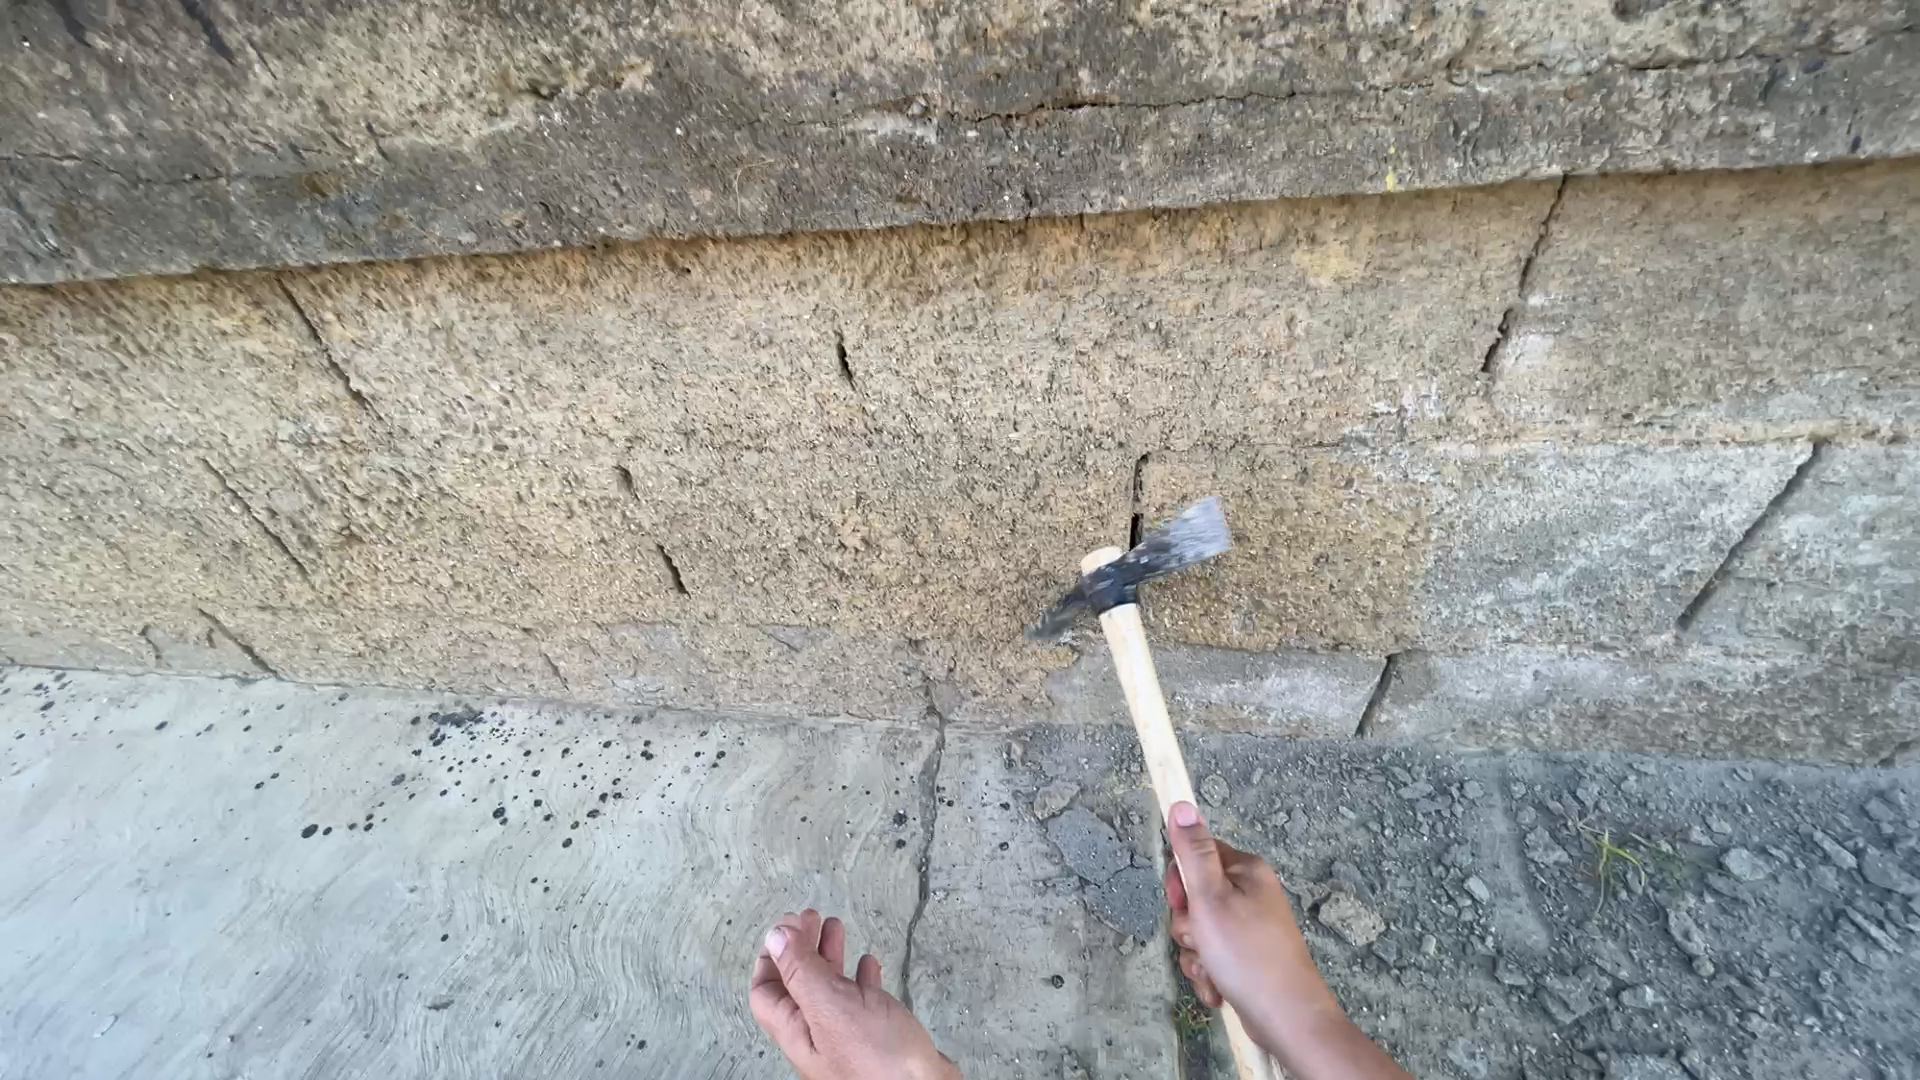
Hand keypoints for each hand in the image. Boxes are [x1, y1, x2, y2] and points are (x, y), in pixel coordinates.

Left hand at [748, 908, 959, 1079]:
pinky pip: (861, 1001)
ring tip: (837, 926)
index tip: (788, 922)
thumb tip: (774, 936)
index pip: (765, 992)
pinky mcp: (877, 1038)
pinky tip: (869, 964)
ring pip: (828, 990)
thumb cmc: (876, 1058)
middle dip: (800, 947)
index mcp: (797, 1031)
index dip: (771, 956)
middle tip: (812, 915)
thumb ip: (801, 971)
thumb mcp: (832, 1006)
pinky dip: (861, 977)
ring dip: (829, 955)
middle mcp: (817, 1036)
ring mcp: (847, 1038)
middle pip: (797, 986)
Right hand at [1164, 802, 1410, 1079]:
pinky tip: (1217, 987)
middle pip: (1194, 895)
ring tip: (1211, 969)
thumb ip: (1193, 851)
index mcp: (1245, 870)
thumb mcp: (1210, 897)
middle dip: (1187, 924)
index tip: (1181, 902)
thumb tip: (1181, 804)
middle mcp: (1250, 892)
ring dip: (1195, 952)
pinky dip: (1208, 971)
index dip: (1179, 880)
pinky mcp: (1248, 956)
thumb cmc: (1247, 955)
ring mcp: (1250, 926)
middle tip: (1200, 939)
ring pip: (1199, 928)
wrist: (1289, 1022)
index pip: (1194, 854)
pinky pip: (1213, 954)